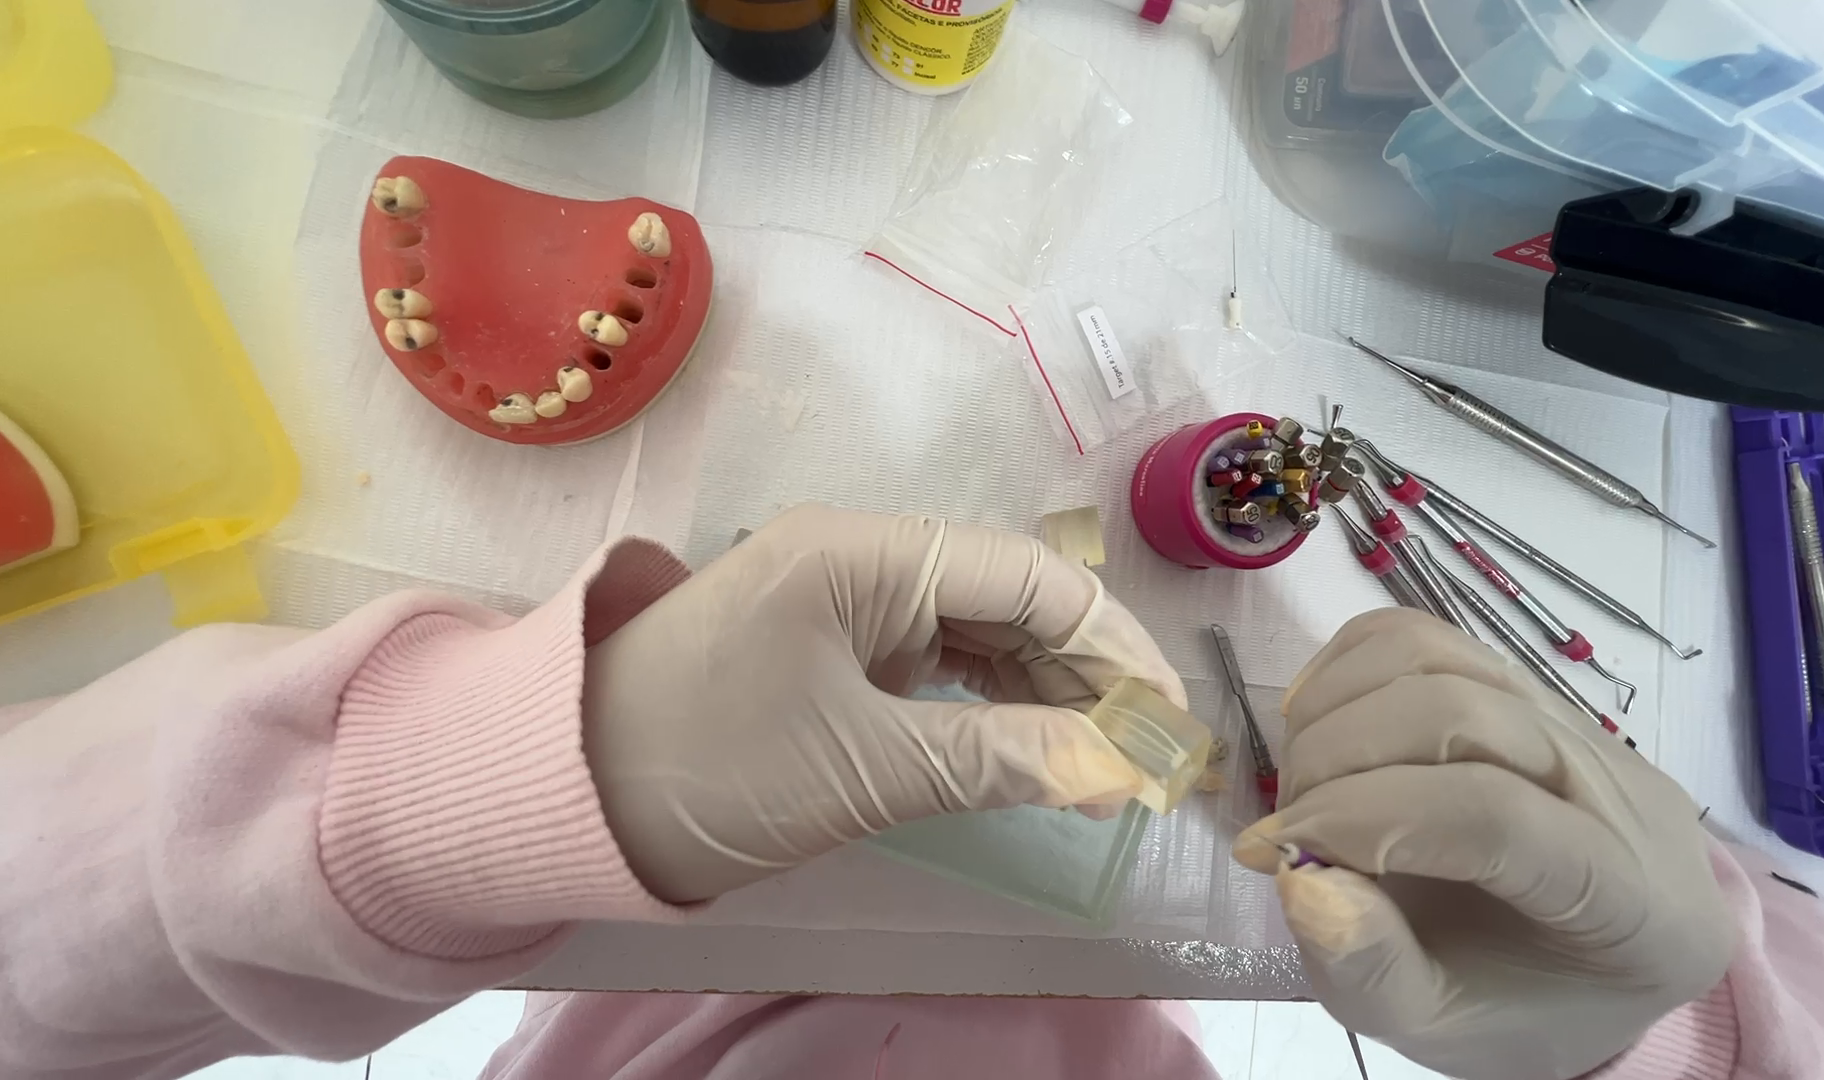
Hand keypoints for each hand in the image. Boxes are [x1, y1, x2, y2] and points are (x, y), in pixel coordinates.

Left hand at [582, 504, 1183, 902]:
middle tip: (1145, 749)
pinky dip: (990, 701)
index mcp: (868, 552)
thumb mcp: (861, 767)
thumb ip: (997, 758)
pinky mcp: (840, 642)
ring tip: (1103, 756)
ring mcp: (852, 599)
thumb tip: (1117, 769)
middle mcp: (867, 556)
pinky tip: (1033, 740)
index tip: (1165, 713)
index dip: (1108, 642)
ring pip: (979, 631)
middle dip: (1082, 672)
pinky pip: (939, 660)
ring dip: (1042, 690)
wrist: (559, 791)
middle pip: (1009, 599)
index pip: (1026, 577)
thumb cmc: (704, 764)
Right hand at [1232, 609, 1732, 1079]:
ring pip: (1429, 656)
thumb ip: (1370, 971)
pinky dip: (1341, 665)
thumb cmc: (1496, 996)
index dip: (1365, 819)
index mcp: (1633, 899)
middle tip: (1289, 821)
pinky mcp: (1512, 681)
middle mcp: (1620, 787)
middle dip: (1335, 759)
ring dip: (1331, 706)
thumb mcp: (1430, 1027)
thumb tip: (1300, 873)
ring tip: (1301, 773)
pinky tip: (1316, 720)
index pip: (1494, 816)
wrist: (1553, 957)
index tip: (1279, 851)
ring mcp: (1567, 718)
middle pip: (1456, 712)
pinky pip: (1414, 634)